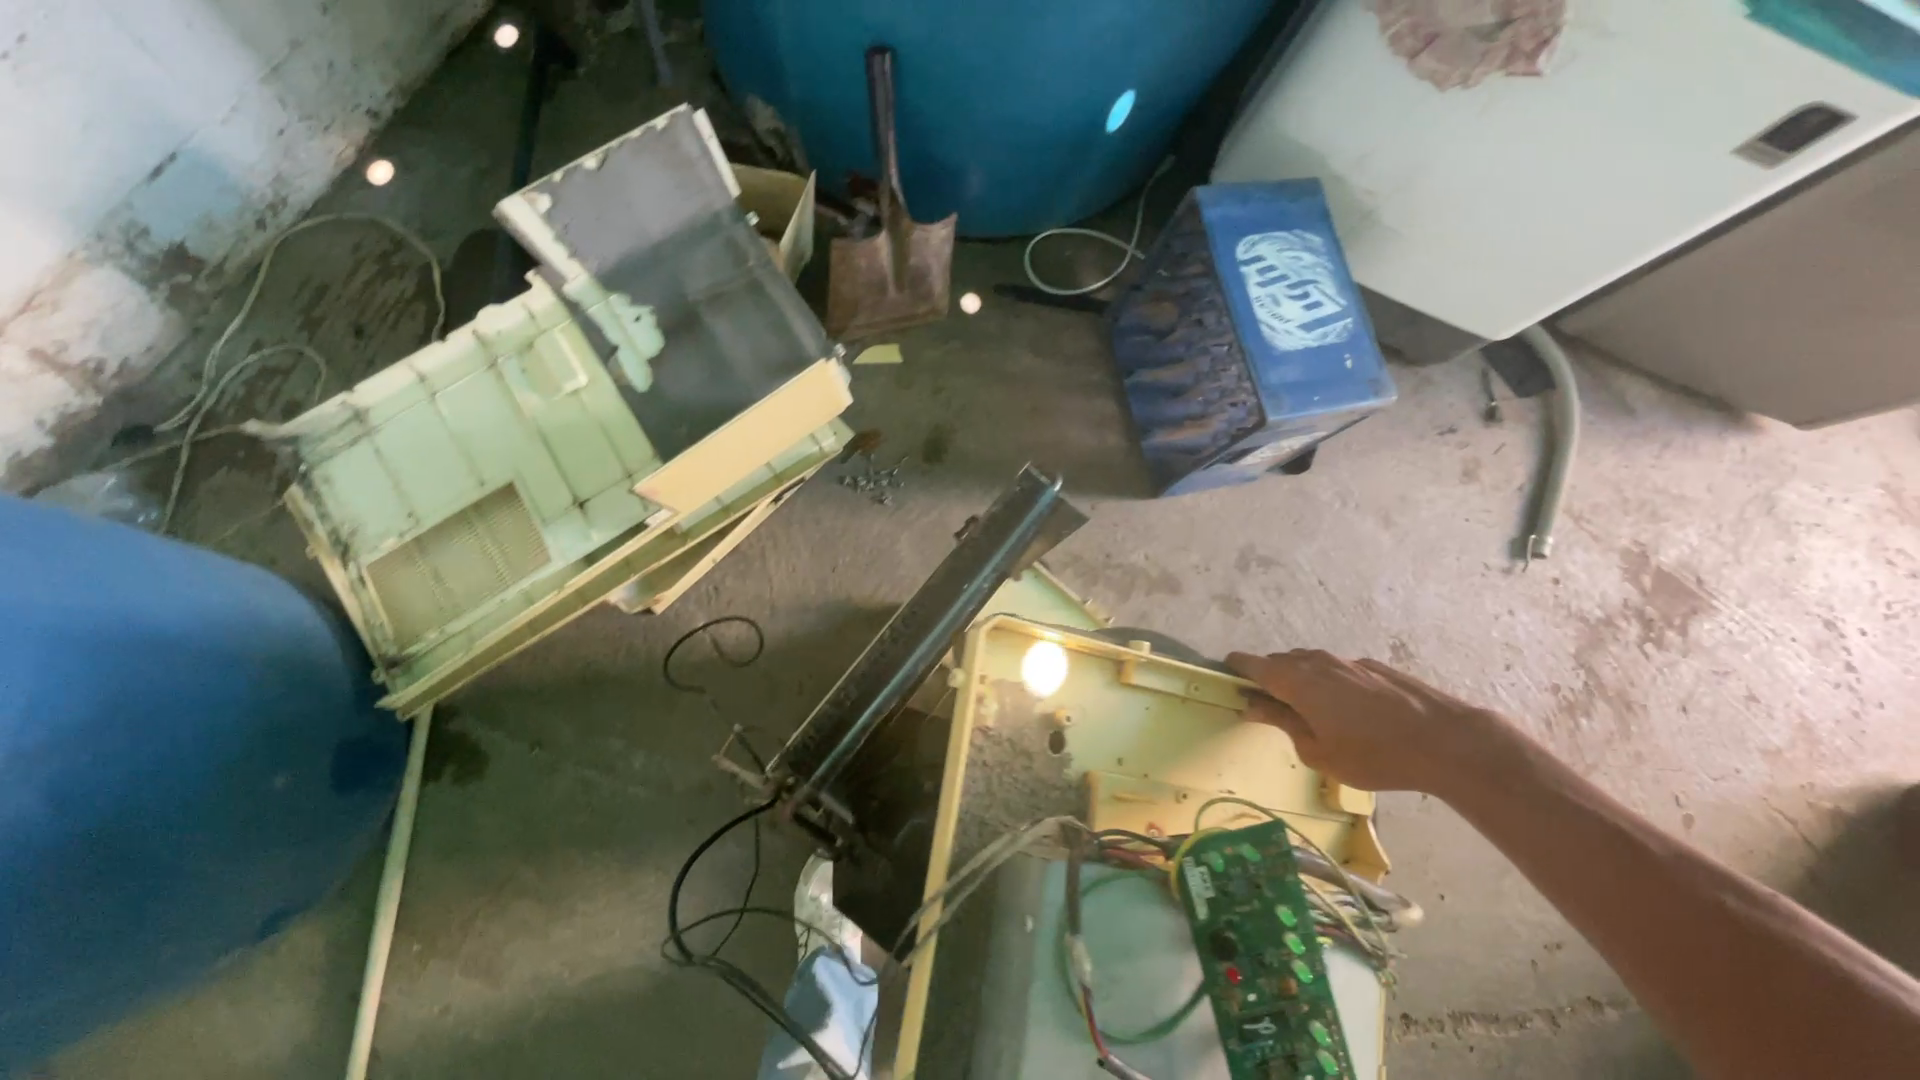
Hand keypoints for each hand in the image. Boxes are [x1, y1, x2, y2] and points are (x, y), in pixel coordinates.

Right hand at [1226, 649, 1520, 797]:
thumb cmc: (1374, 755)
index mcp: (1297, 681)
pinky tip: (1347, 710)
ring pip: (1312, 664)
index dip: (1237, 668)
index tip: (1226, 675)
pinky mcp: (1377, 668)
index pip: (1254, 664)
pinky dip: (1330, 683)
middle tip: (1265, 702)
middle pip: (1282, 662)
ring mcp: (1350, 662)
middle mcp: (1319, 663)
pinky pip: (1339, 670)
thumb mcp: (1318, 751)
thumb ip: (1283, 723)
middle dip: (1269, 676)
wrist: (1447, 741)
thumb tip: (1253, 705)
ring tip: (1305, 707)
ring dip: (1300, 678)